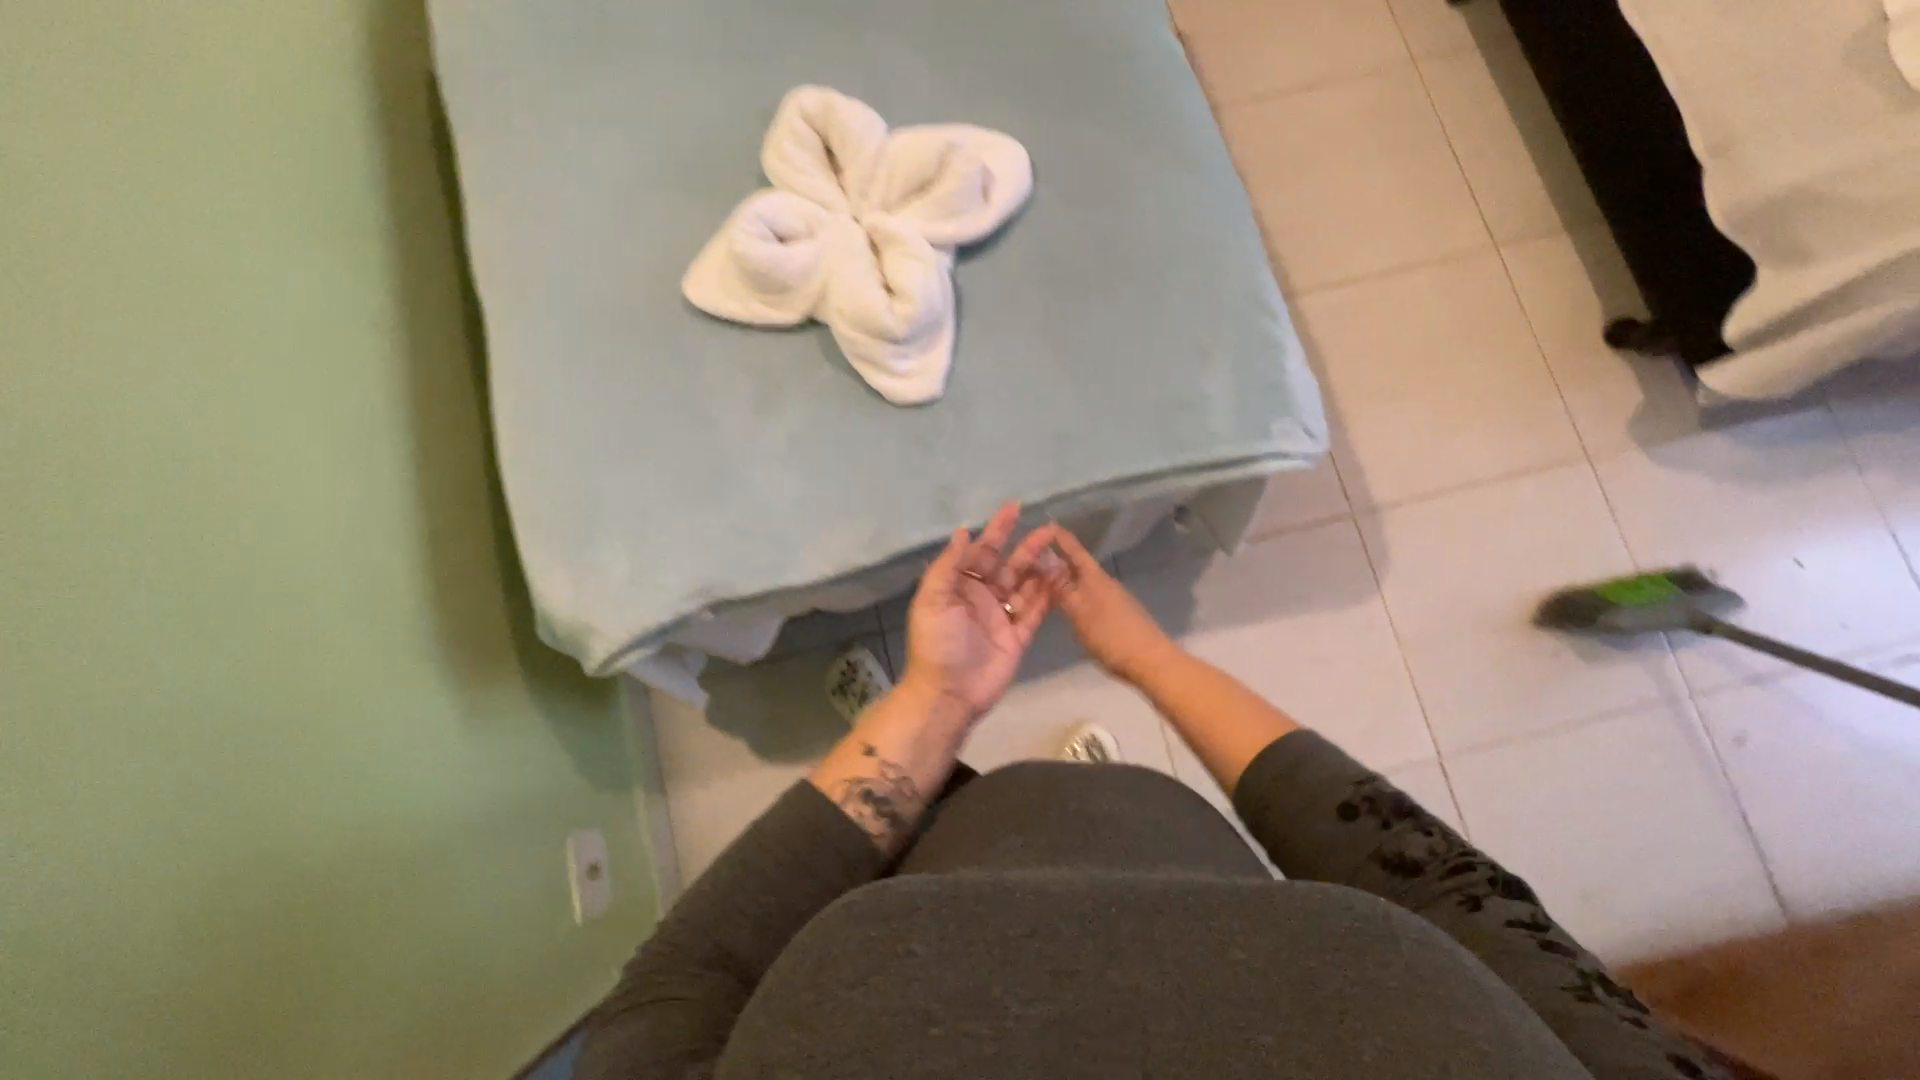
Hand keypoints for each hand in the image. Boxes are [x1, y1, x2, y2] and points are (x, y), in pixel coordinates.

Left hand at [901, 502, 1055, 723]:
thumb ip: (948, 566)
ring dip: (1039, 567)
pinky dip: (1046, 595)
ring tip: (1058, 549)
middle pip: (1006, 565)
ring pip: (1024, 585)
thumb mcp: (933, 600)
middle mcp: (981, 598)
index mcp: (958, 587)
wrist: (949, 693)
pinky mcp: (1017, 637)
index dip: (996, 531)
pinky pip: (1034, 611)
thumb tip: (964, 532)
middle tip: (1048, 527)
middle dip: (1025, 546)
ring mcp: (1001, 617)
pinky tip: (1060, 578)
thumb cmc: (937, 644)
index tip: (1013, 509)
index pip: (980, 552)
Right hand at [1036, 528, 1176, 683]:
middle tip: (1035, 558)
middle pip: (1080, 566)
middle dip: (1060, 560)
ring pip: (1086, 583)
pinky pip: (1092, 598)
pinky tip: (1069, 607)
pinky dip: (1077, 596)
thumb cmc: (1111, 636)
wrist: (1151, 661)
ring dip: (1067, 579)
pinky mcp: (1119, 615)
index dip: (1061, 539)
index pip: (1075, 551)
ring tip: (1046, 583)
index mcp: (1095, 578)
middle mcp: (1106, 583)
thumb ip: (1061, 588)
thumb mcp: (1079, 613)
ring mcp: (1115, 599)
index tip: (1047, 524)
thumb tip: (1044, 561)